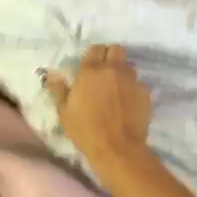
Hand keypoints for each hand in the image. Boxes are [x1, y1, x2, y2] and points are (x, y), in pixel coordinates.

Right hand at [45, 44, 152, 166]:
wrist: (117, 148)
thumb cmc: (86, 130)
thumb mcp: (64, 111)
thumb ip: (59, 89)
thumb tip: (51, 75)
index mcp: (91, 71)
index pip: (96, 48)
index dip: (94, 55)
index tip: (90, 65)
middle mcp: (113, 69)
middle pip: (117, 49)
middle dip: (111, 55)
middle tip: (105, 71)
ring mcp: (132, 80)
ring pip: (129, 66)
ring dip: (123, 72)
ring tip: (117, 88)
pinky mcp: (145, 93)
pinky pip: (139, 83)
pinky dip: (133, 89)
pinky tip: (128, 103)